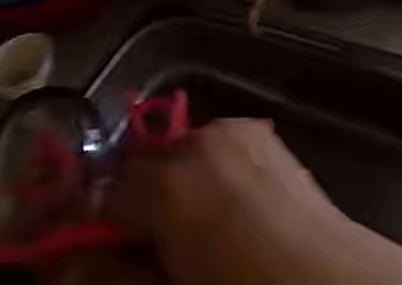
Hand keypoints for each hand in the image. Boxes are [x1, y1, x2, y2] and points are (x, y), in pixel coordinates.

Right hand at [108, 119, 401, 284]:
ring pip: (181, 153)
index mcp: (171, 183)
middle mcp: (202, 142)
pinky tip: (226, 212)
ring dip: (173, 183)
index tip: (89, 245)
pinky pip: (217, 148)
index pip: (106, 189)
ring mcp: (237, 132)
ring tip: (193, 232)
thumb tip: (70, 264)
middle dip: (137, 199)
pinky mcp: (263, 135)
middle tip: (147, 247)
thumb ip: (114, 276)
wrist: (332, 282)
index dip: (94, 220)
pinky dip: (209, 171)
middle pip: (144, 163)